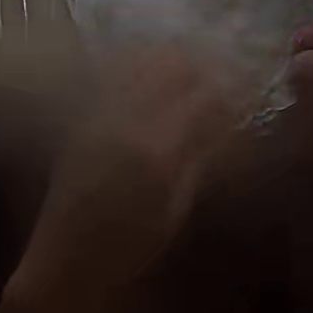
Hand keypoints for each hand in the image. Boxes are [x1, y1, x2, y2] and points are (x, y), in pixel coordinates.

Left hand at [8, 55, 235, 312]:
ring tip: (189, 75)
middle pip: (170, 62)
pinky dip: (138, 64)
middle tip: (219, 79)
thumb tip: (228, 123)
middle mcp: (126, 117)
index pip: (203, 95)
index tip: (245, 89)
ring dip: (169, 60)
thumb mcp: (177, 206)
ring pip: (140, 58)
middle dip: (201, 65)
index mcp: (157, 147)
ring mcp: (100, 108)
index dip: (229, 87)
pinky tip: (151, 76)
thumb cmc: (129, 244)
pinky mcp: (84, 110)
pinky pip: (114, 71)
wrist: (66, 253)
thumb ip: (201, 158)